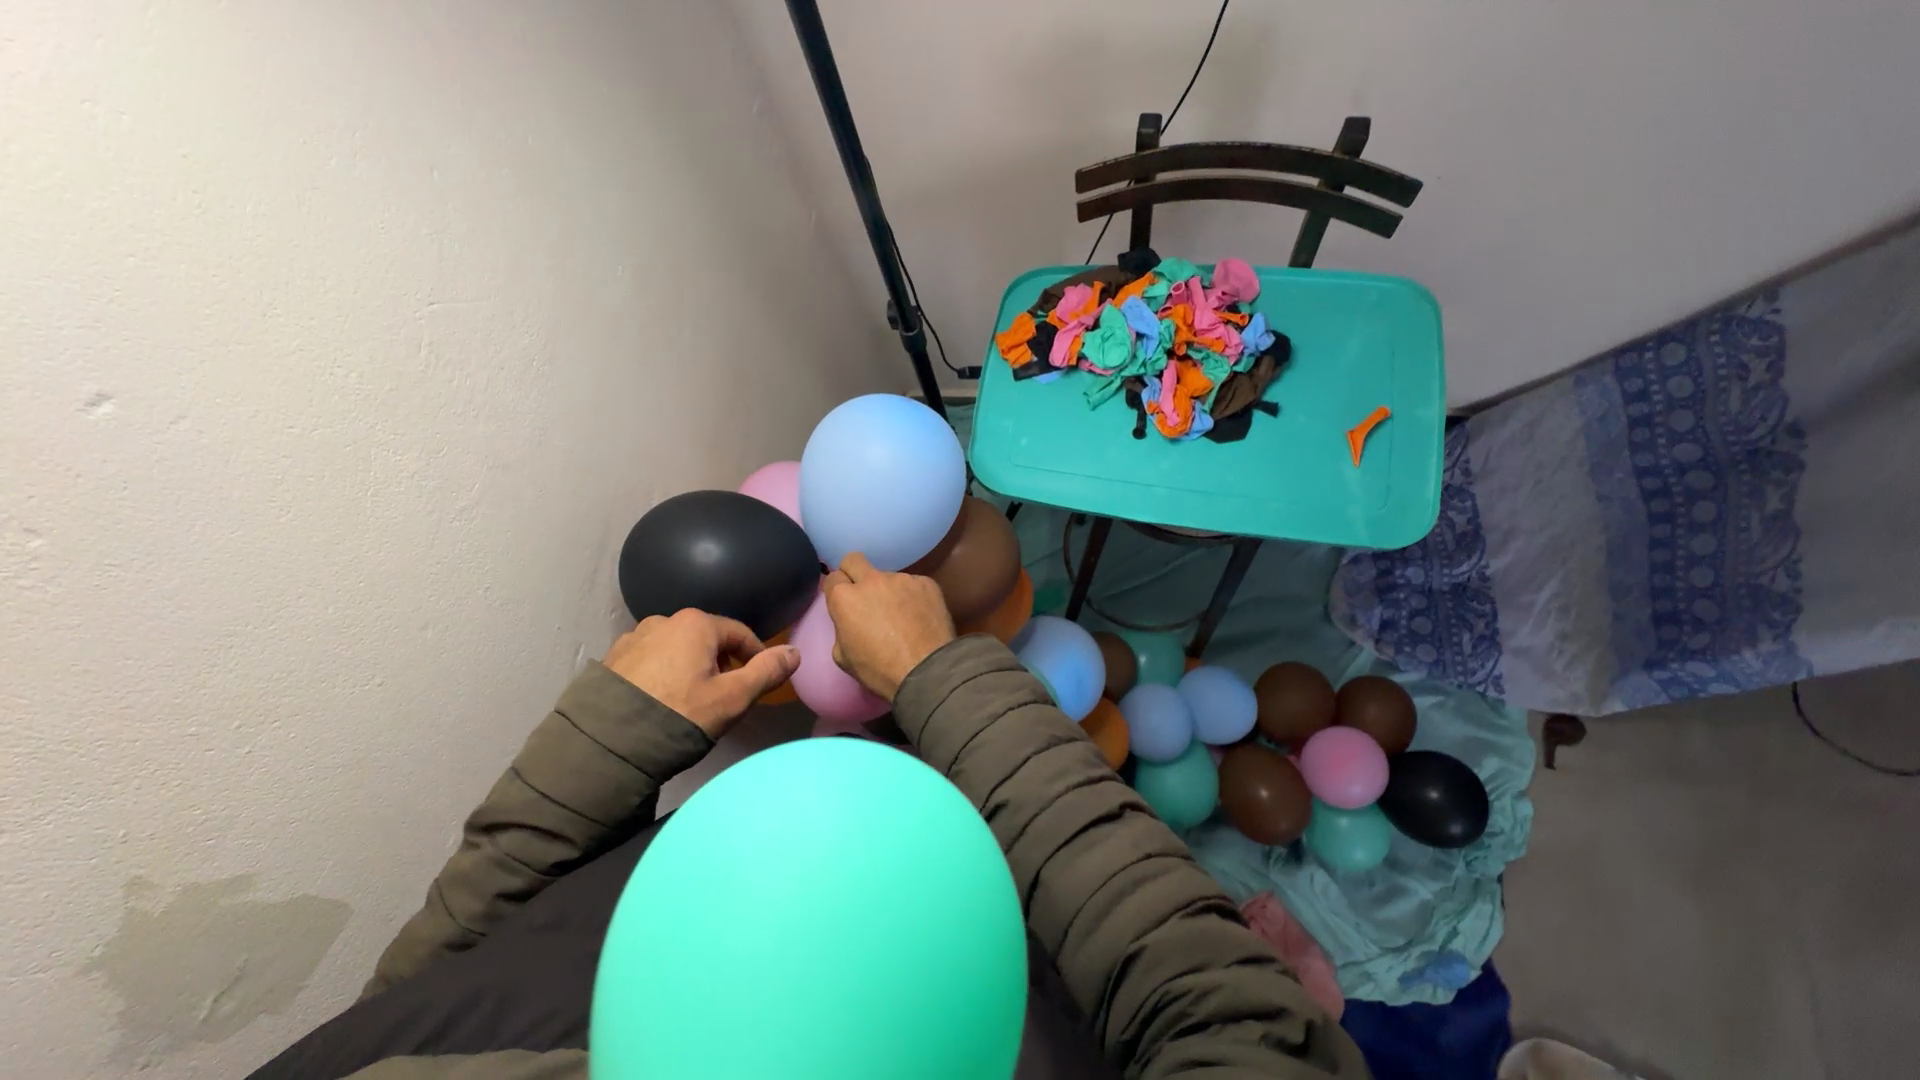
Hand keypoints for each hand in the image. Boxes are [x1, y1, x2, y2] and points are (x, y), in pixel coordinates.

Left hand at [602, 610, 799, 738]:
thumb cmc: (680, 716)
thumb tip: (794, 652)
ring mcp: (633, 638)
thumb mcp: (733, 699)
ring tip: (690, 702)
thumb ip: (767, 672)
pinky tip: (660, 702)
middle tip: (725, 697)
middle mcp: (663, 620)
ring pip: (676, 649)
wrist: (608, 743)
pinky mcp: (612, 659)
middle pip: (707, 640)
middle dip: (721, 664)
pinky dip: (662, 675)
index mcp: (696, 624)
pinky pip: (650, 661)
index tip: (759, 682)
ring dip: (689, 668)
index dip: (756, 657)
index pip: (740, 634)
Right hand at [821, 553, 956, 700]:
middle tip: (863, 595)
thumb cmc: (880, 670)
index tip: (843, 603)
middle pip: (854, 560)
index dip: (836, 591)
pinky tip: (920, 617)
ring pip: (888, 576)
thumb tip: (850, 621)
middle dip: (854, 573)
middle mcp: (871, 580)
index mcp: (845, 598)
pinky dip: (913, 597)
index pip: (832, 579)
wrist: (927, 671)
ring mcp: (902, 578)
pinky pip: (913, 585)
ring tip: (901, 615)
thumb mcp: (843, 658)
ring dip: (889, 590)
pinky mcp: (927, 583)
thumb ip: (841, 629)